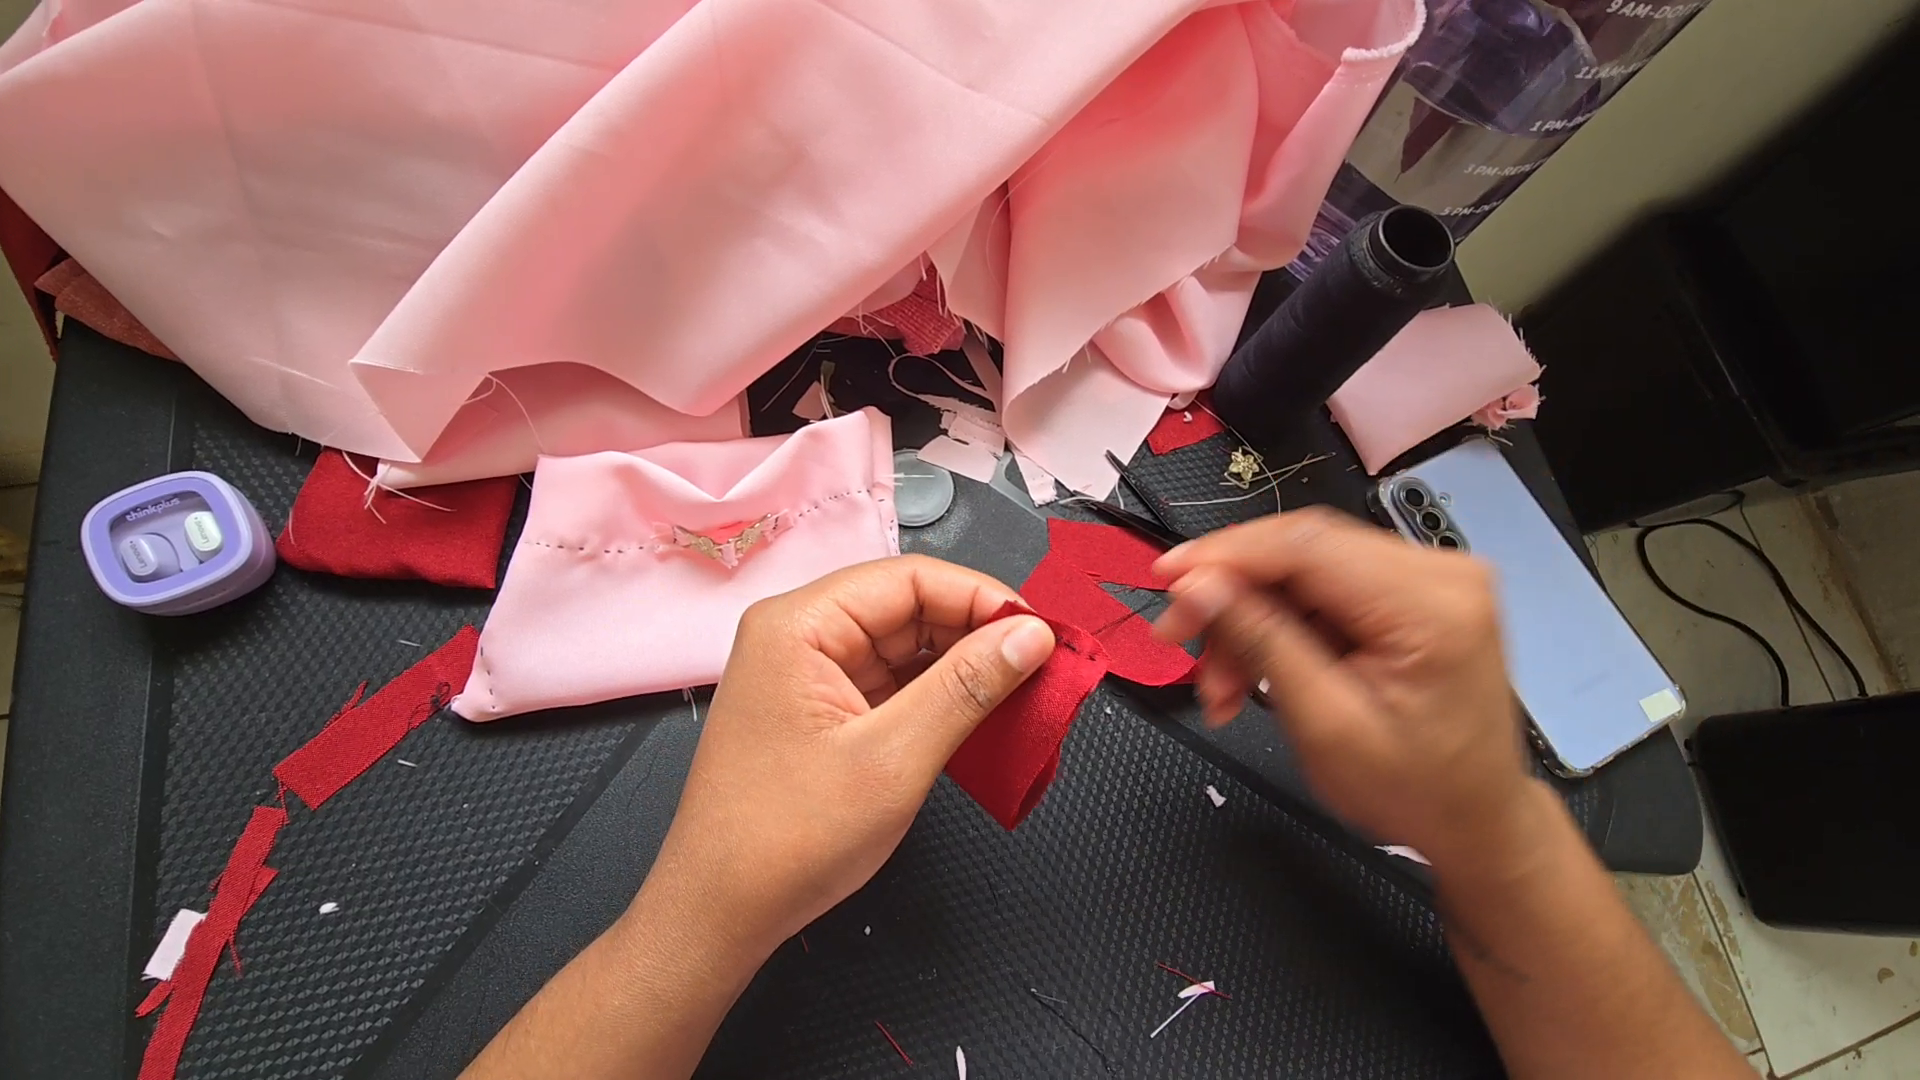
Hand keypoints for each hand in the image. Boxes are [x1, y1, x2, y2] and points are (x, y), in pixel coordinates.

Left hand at [636, 554, 1055, 958]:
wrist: (718, 916)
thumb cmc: (792, 838)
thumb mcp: (893, 759)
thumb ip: (967, 688)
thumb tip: (1034, 636)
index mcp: (800, 623)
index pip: (909, 579)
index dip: (981, 598)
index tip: (1042, 633)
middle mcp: (801, 632)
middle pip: (907, 607)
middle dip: (975, 633)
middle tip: (1041, 666)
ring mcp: (810, 669)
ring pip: (905, 644)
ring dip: (961, 666)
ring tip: (1021, 689)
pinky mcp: (822, 704)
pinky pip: (891, 680)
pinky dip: (936, 694)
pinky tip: (978, 710)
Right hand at [1151, 507, 1534, 869]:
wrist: (1474, 820)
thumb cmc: (1412, 790)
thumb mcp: (1324, 723)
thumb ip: (1261, 641)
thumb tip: (1195, 584)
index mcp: (1432, 603)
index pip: (1306, 546)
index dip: (1225, 555)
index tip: (1165, 577)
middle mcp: (1436, 570)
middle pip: (1298, 552)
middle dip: (1227, 595)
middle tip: (1176, 637)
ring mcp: (1421, 577)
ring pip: (1295, 572)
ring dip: (1244, 620)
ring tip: (1218, 685)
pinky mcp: (1401, 591)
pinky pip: (1312, 591)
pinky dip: (1270, 626)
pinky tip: (1248, 671)